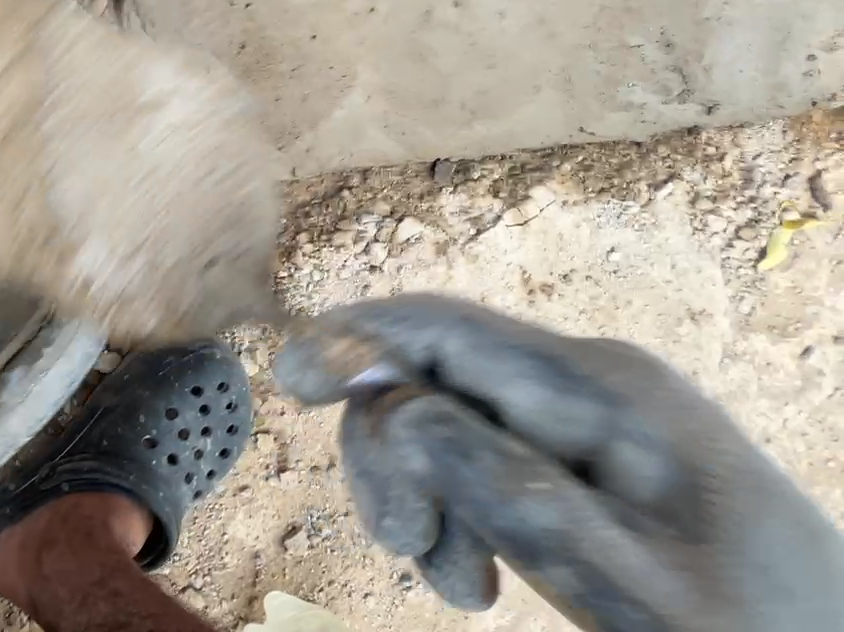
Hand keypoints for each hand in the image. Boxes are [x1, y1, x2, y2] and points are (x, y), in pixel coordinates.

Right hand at [275, 294, 843, 631]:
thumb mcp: (624, 581)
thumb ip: (505, 485)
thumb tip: (388, 408)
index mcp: (601, 387)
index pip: (439, 329)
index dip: (350, 342)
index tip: (287, 383)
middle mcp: (578, 381)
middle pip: (424, 376)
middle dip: (389, 453)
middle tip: (395, 542)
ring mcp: (571, 415)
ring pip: (433, 417)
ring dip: (415, 491)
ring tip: (450, 581)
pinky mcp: (565, 452)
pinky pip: (466, 452)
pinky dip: (445, 506)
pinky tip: (471, 573)